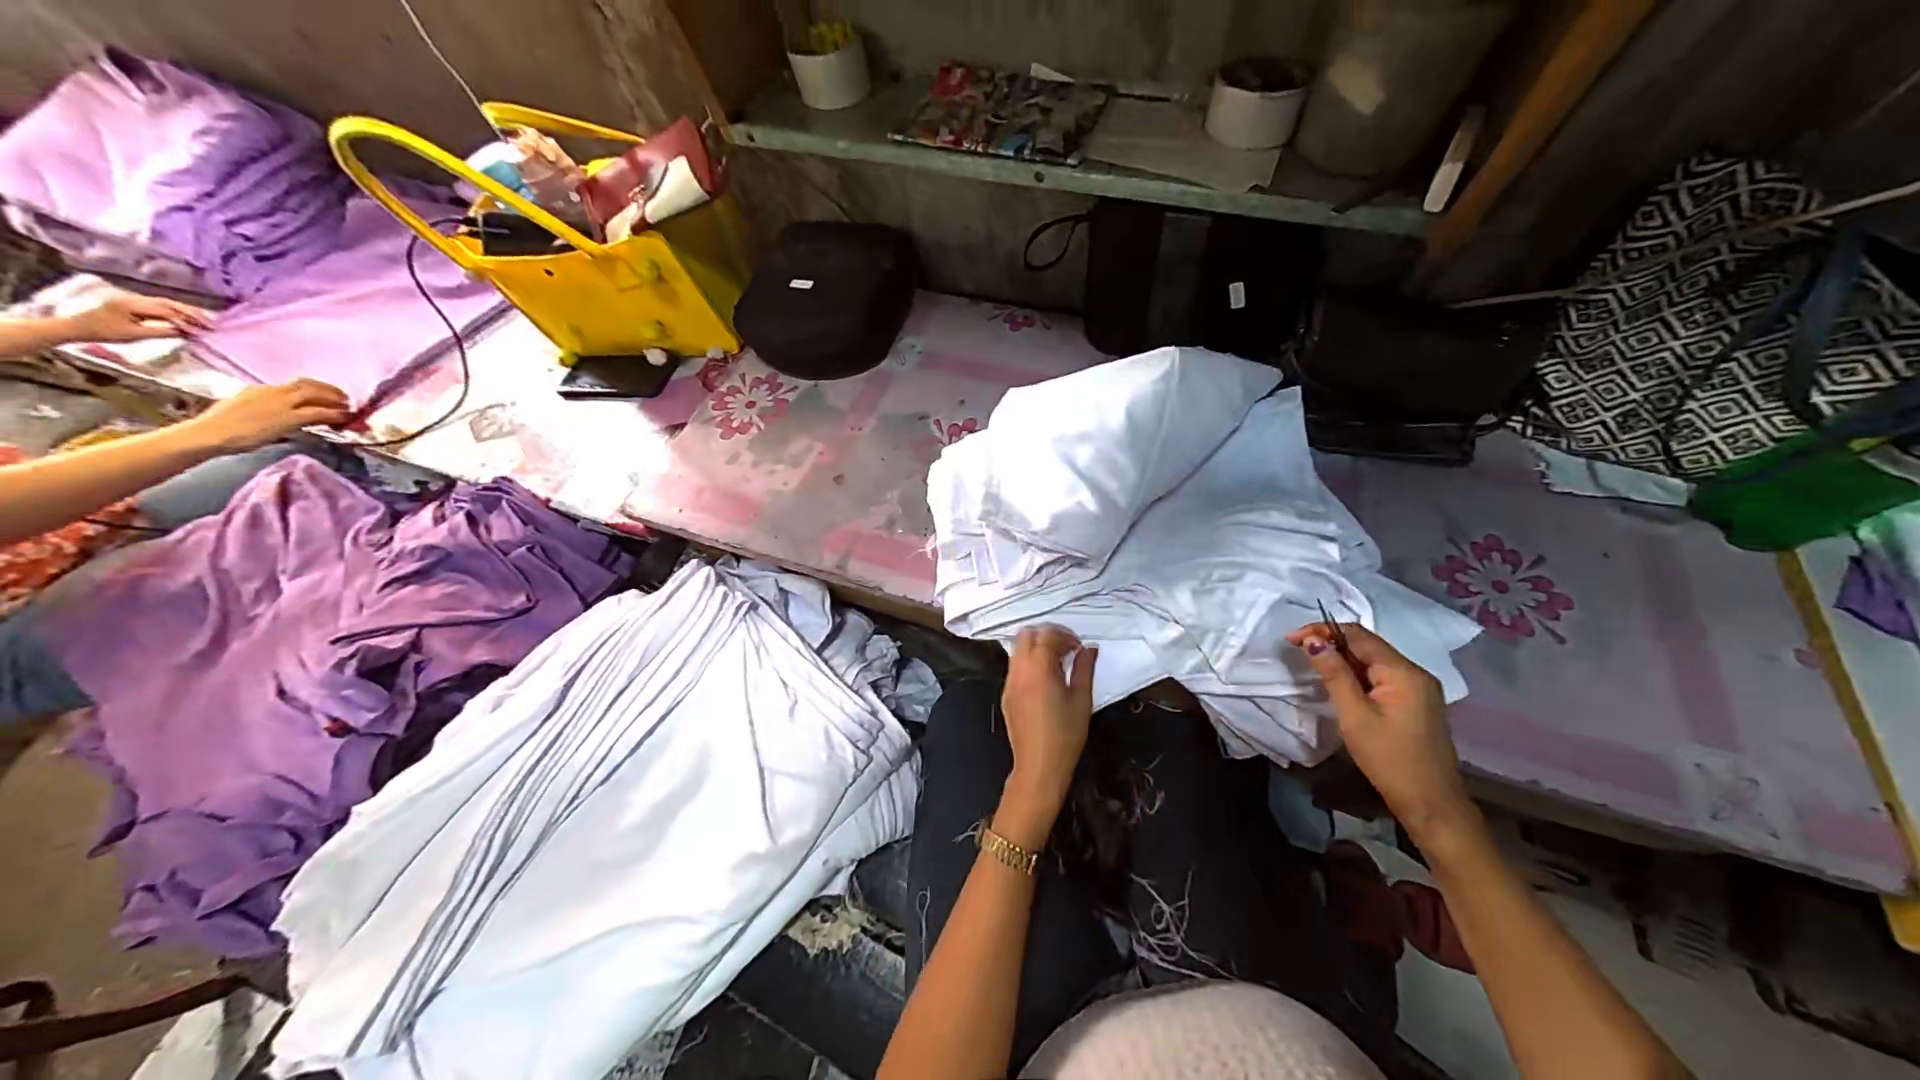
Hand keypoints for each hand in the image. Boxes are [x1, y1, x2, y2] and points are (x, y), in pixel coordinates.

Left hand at [60, 288, 213, 342]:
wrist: (77, 327)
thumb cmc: (104, 333)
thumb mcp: (134, 335)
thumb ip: (161, 331)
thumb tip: (187, 332)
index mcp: (132, 304)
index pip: (167, 311)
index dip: (189, 320)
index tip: (206, 330)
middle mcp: (135, 298)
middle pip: (170, 303)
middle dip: (193, 313)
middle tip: (213, 324)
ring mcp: (135, 299)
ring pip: (167, 303)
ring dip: (187, 312)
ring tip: (205, 321)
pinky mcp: (135, 303)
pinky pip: (161, 305)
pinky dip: (177, 311)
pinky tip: (188, 318)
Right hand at [182, 379, 353, 452]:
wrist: (211, 433)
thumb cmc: (220, 426)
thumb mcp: (241, 408)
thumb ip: (261, 407)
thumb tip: (273, 414)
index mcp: (260, 389)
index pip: (294, 385)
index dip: (314, 389)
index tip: (325, 393)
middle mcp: (273, 391)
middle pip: (309, 386)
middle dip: (330, 390)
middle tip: (344, 398)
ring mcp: (282, 404)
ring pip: (318, 396)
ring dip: (336, 401)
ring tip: (348, 407)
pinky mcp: (290, 418)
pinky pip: (320, 413)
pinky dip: (335, 414)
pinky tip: (344, 417)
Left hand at [997, 625, 1096, 836]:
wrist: (1039, 765)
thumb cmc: (1066, 735)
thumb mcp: (1082, 699)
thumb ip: (1084, 668)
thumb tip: (1089, 649)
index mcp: (1039, 668)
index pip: (1047, 635)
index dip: (1065, 635)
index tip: (1079, 647)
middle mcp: (1019, 670)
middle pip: (1026, 634)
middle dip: (1047, 635)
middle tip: (1067, 650)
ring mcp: (1009, 682)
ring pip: (1017, 649)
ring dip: (1036, 648)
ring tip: (1057, 664)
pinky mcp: (1005, 694)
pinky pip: (1014, 667)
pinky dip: (1027, 663)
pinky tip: (1044, 680)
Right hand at [1288, 621, 1476, 839]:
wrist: (1430, 802)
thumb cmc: (1388, 758)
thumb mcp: (1354, 715)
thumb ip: (1334, 674)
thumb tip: (1313, 641)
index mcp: (1404, 672)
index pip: (1359, 635)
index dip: (1324, 630)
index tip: (1292, 639)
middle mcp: (1416, 673)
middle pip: (1368, 645)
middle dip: (1332, 643)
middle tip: (1298, 650)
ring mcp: (1419, 688)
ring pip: (1374, 661)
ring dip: (1343, 659)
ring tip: (1313, 665)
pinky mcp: (1416, 702)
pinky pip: (1381, 677)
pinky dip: (1357, 674)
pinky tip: (1340, 684)